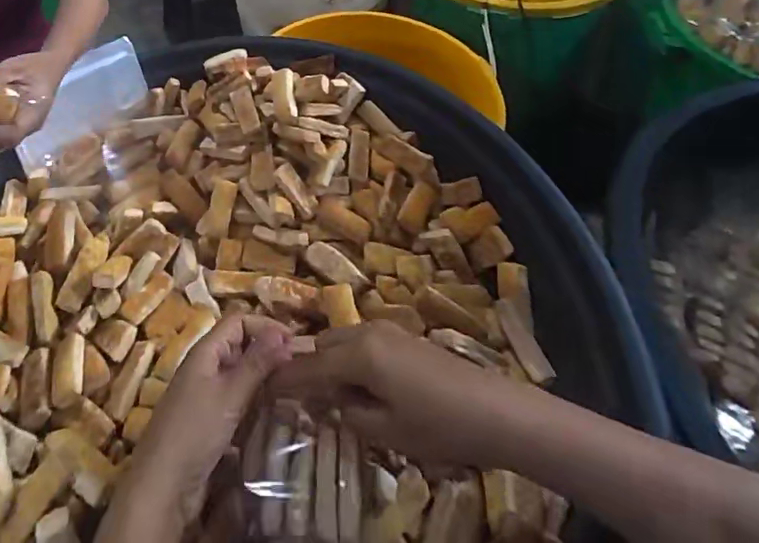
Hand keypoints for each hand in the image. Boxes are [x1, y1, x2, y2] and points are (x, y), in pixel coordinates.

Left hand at [100, 315, 297, 540]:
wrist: (164, 486)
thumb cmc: (195, 430)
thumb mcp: (229, 394)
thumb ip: (256, 364)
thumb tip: (282, 333)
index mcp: (205, 352)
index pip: (238, 321)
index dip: (265, 326)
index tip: (294, 343)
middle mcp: (206, 368)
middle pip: (240, 346)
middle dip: (269, 351)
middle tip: (301, 367)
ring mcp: (208, 395)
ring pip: (241, 375)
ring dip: (265, 378)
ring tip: (295, 388)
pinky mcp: (212, 422)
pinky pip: (239, 401)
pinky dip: (257, 402)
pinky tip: (276, 414)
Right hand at [269, 320, 519, 467]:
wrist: (496, 409)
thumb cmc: (438, 424)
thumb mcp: (386, 430)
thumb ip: (348, 413)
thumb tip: (330, 403)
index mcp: (357, 353)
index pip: (308, 365)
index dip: (284, 378)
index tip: (262, 388)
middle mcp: (366, 331)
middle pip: (322, 344)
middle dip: (307, 368)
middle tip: (298, 398)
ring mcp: (386, 329)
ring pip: (341, 340)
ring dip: (329, 362)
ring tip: (330, 394)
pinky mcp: (402, 336)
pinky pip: (361, 342)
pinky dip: (349, 359)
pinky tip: (360, 385)